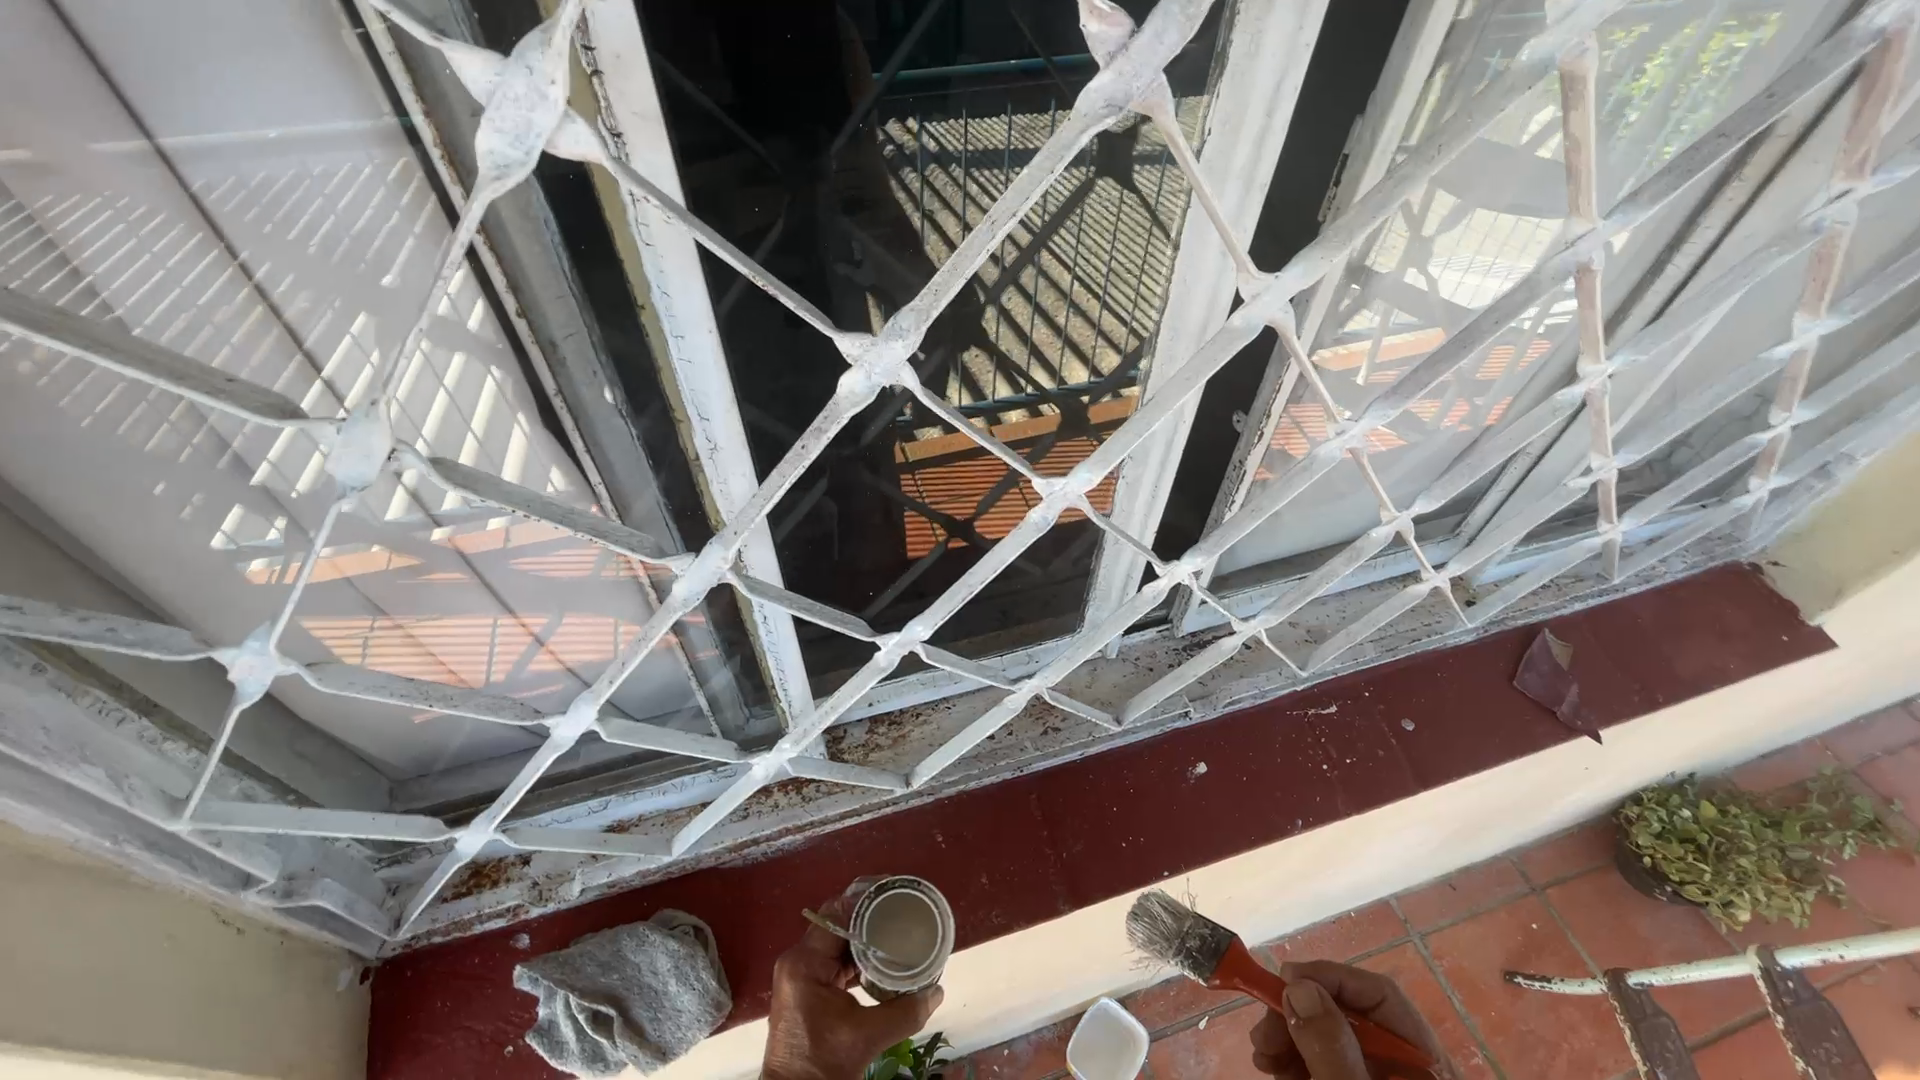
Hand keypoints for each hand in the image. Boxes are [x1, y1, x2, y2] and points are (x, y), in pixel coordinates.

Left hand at [761, 885, 944, 1079]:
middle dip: (870, 915)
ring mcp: (801, 975)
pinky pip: (835, 959)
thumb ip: (905, 1012)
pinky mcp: (808, 988)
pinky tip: (882, 956)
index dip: (865, 898)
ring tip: (897, 928)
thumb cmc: (823, 1063)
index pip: (837, 914)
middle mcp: (798, 961)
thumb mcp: (867, 1036)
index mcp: (805, 963)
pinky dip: (858, 956)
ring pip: (837, 941)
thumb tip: (937, 990)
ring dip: (865, 935)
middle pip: (837, 923)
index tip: (894, 890)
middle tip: (901, 908)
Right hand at [1249, 961, 1449, 1079]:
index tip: (1283, 980)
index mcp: (1425, 1062)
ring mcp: (1380, 1078)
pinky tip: (1275, 1068)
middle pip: (1348, 1016)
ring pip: (1330, 1039)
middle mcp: (1406, 1066)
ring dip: (1288, 1038)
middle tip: (1262, 1032)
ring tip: (1262, 1055)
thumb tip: (1298, 987)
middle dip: (1298, 1014)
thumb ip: (1330, 1048)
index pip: (1379, 994)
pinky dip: (1295, 1060)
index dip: (1328, 978)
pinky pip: (1324, 1062)